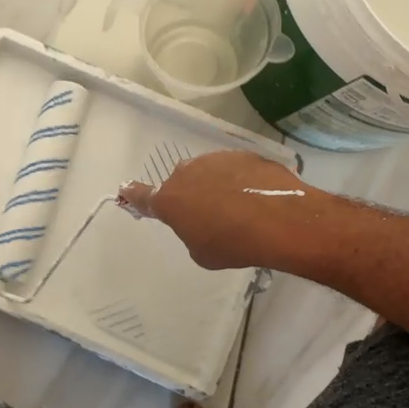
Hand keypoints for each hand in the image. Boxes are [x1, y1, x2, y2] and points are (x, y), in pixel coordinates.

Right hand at [118, 150, 328, 269]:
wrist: (282, 221)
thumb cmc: (234, 244)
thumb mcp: (203, 252)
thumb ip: (192, 234)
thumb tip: (201, 222)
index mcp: (170, 200)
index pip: (142, 196)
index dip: (135, 195)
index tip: (127, 190)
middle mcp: (186, 174)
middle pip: (181, 182)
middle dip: (190, 194)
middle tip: (209, 215)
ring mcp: (216, 160)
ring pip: (208, 173)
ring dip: (216, 186)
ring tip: (239, 208)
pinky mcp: (244, 155)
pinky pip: (235, 169)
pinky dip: (241, 181)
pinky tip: (258, 198)